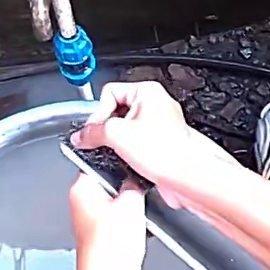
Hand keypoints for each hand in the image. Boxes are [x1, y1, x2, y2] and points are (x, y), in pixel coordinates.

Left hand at [69, 171, 146, 269]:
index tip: (133, 166)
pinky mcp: (107, 242)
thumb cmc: (109, 248)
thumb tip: (137, 179)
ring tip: (140, 219)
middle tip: (139, 195)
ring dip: (134, 212)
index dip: (119, 164)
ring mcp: (94, 226)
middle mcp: (83, 207)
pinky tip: (142, 234)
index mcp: (80, 191)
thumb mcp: (131, 203)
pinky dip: (135, 229)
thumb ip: (134, 184)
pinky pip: (124, 227)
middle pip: (111, 186)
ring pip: (120, 207)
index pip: (98, 164)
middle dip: (129, 191)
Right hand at [70, 81, 243, 208]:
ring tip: (122, 154)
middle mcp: (155, 103)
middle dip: (108, 130)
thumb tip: (80, 136)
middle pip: (116, 111)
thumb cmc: (167, 152)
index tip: (93, 131)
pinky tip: (131, 162)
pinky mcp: (161, 142)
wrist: (189, 177)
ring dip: (119, 143)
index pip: (109, 93)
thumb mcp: (117, 135)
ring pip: (125, 129)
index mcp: (146, 91)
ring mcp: (159, 123)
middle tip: (105, 143)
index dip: (98, 113)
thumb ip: (93, 132)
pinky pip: (136, 142)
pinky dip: (129, 152)